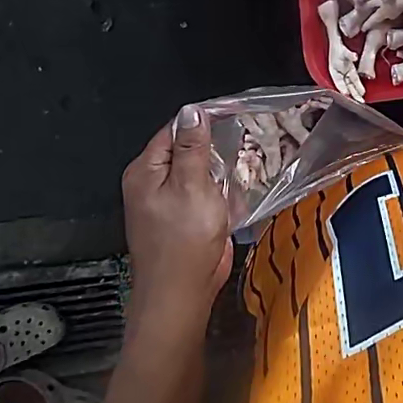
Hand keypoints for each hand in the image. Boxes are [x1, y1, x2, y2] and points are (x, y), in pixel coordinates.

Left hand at [120, 107, 234, 330]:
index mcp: (147, 171)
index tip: (238, 110)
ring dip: (225, 164)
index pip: (175, 129)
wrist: (182, 292)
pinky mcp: (189, 215)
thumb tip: (192, 111)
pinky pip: (208, 189)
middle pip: (188, 148)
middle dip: (218, 142)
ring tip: (255, 153)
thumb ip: (192, 147)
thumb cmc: (183, 240)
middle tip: (252, 131)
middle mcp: (155, 182)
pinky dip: (225, 185)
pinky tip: (244, 182)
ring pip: (202, 169)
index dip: (204, 119)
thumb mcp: (191, 186)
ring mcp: (172, 199)